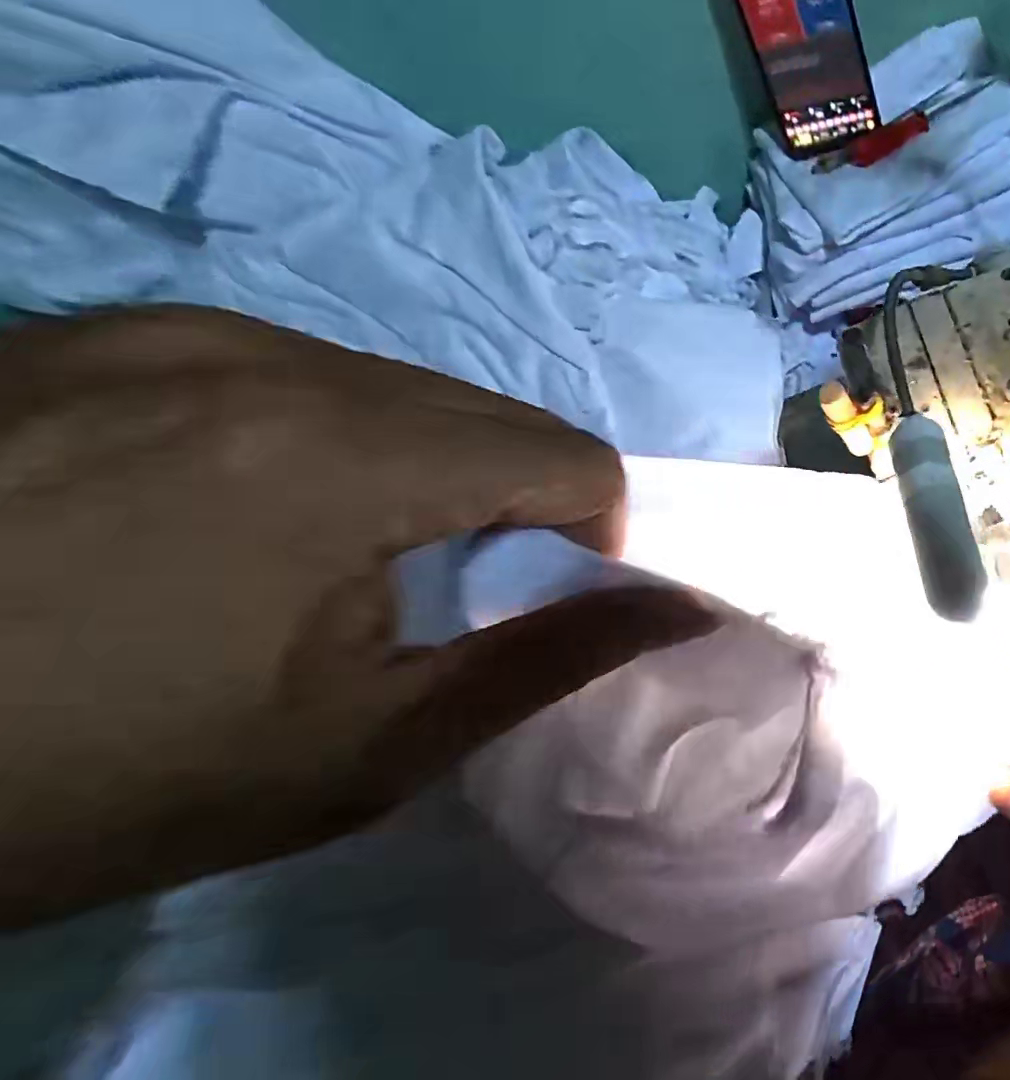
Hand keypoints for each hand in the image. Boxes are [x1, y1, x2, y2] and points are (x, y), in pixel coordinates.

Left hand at [0, 306, 717, 927]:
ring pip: (415, 388)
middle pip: (501, 414)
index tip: (539, 596)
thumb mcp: (369, 746)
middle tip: (457, 584)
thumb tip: (690, 608)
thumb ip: (553, 659)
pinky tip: (261, 507)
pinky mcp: (99, 329)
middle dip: (523, 497)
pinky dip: (348, 436)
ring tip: (355, 550)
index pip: (572, 457)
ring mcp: (170, 330)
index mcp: (340, 457)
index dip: (595, 531)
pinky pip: (313, 373)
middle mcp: (268, 358)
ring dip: (438, 466)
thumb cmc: (96, 772)